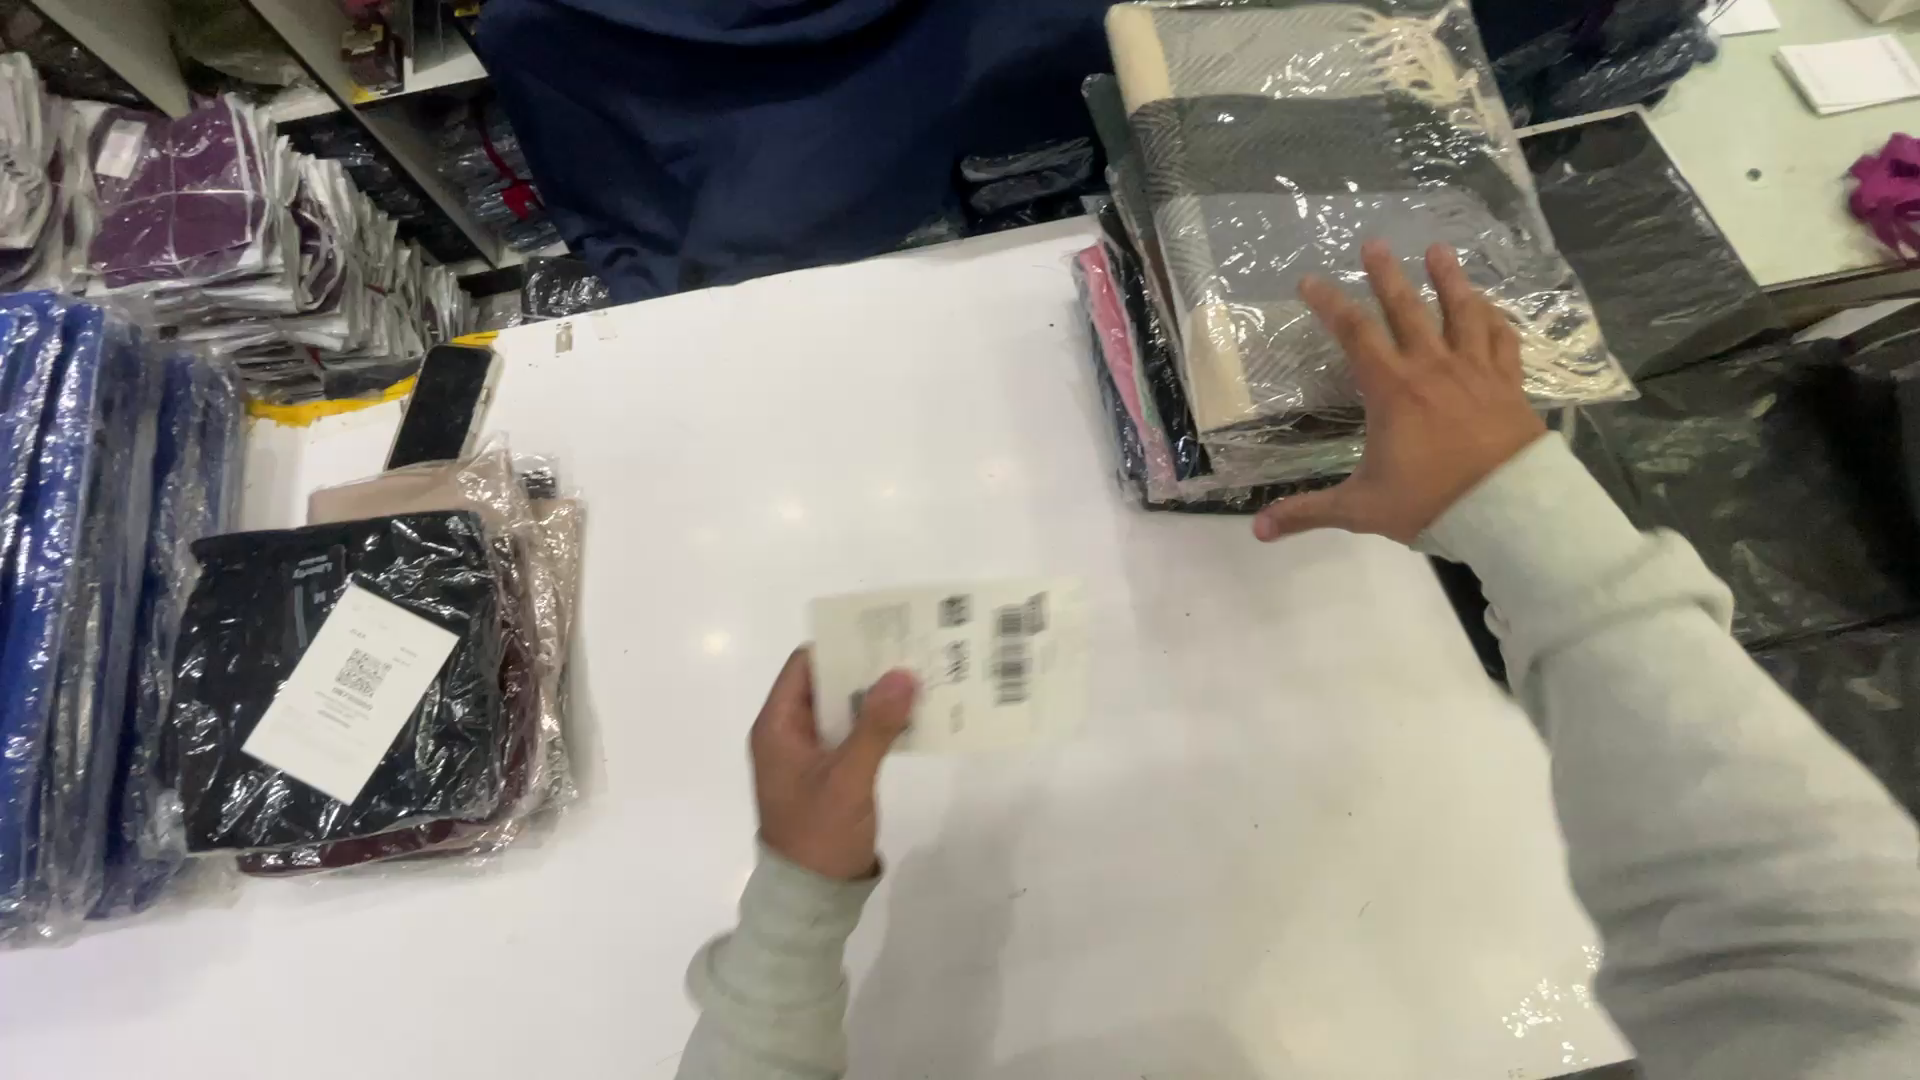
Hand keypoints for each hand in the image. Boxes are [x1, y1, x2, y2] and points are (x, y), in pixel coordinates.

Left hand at [750, 648, 917, 880]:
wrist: (811, 900)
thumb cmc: (819, 835)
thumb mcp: (848, 778)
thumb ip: (875, 726)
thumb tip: (903, 674)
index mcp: (777, 726)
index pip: (804, 666)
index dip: (840, 646)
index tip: (881, 633)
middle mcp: (788, 732)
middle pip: (826, 683)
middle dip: (865, 668)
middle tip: (910, 651)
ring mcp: (809, 752)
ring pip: (842, 707)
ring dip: (875, 695)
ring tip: (918, 677)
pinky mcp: (828, 770)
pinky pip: (852, 732)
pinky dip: (877, 722)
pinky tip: (911, 716)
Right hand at [1252, 240, 1545, 545]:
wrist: (1509, 510)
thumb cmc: (1429, 502)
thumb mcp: (1358, 509)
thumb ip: (1306, 512)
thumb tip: (1256, 531)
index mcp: (1392, 390)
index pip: (1354, 334)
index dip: (1329, 304)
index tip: (1310, 280)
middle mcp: (1432, 368)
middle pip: (1406, 309)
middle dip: (1386, 274)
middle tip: (1374, 242)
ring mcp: (1475, 372)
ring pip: (1461, 312)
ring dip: (1449, 279)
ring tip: (1440, 250)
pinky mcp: (1508, 384)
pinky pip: (1502, 339)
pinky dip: (1494, 317)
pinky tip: (1489, 306)